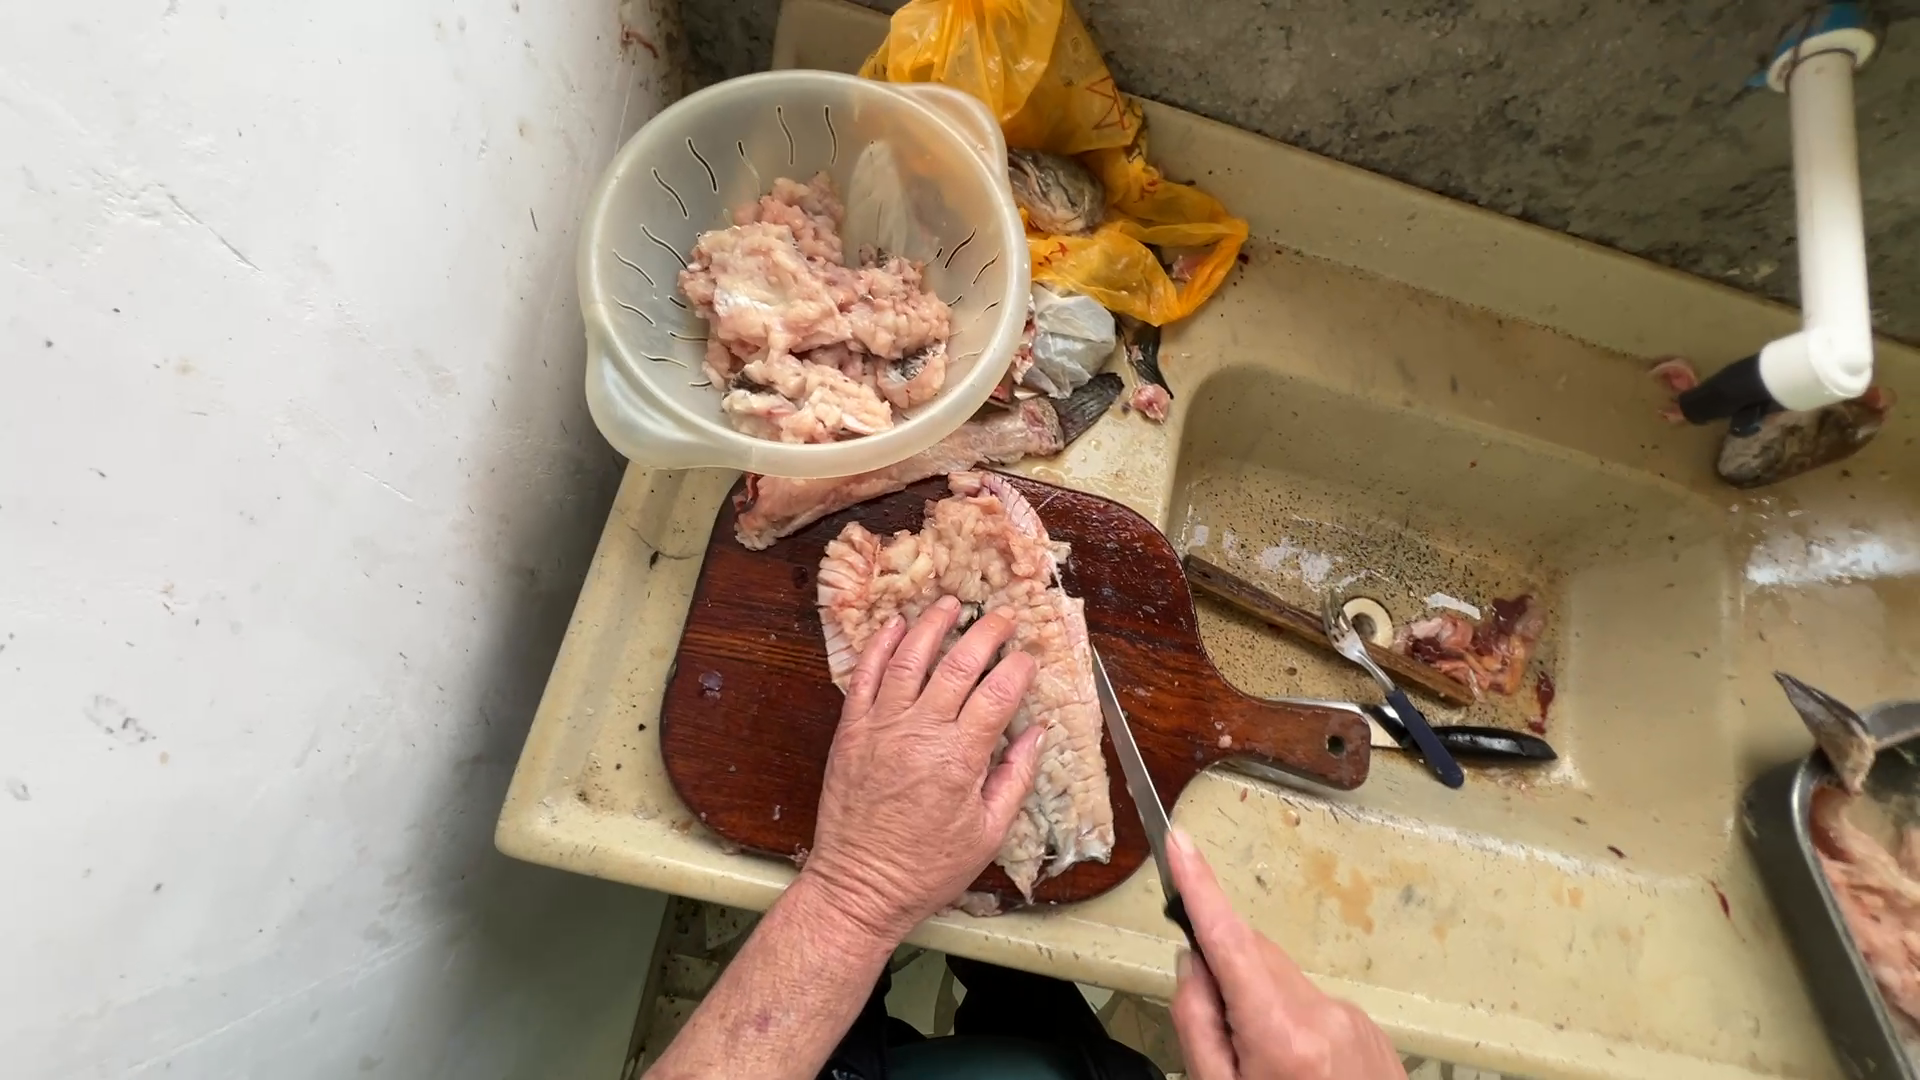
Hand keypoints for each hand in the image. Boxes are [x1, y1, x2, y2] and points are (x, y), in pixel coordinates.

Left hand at [800, 596, 1043, 942]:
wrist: (859, 887)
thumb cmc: (927, 867)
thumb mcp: (988, 833)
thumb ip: (1015, 777)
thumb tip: (1037, 733)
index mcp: (959, 759)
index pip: (997, 695)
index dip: (1017, 669)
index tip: (1029, 658)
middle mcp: (921, 732)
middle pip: (959, 666)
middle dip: (985, 634)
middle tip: (1002, 617)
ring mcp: (882, 726)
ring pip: (910, 660)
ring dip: (932, 626)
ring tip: (950, 604)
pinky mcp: (851, 730)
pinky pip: (865, 677)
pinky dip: (879, 647)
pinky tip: (894, 626)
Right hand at [1167, 827, 1405, 1079]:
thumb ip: (1195, 1022)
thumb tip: (1194, 961)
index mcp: (1282, 1034)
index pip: (1227, 938)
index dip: (1198, 885)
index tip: (1179, 842)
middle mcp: (1325, 1014)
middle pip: (1251, 953)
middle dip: (1223, 966)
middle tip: (1215, 1027)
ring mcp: (1355, 1022)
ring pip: (1279, 975)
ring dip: (1256, 994)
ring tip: (1260, 1059)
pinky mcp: (1372, 1032)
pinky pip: (1310, 1000)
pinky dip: (1288, 1014)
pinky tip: (1294, 1067)